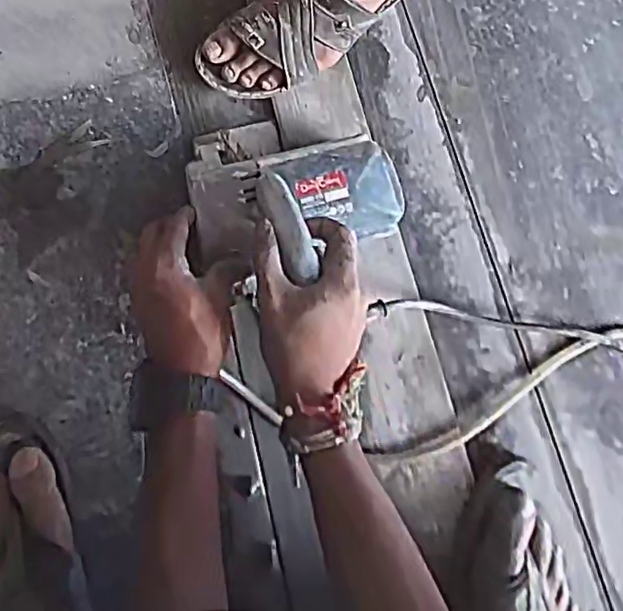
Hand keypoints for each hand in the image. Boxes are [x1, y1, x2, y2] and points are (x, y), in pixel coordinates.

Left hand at [128, 207, 244, 377]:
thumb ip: (226, 270)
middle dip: (167, 224)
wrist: (182, 374)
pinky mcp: (139, 301)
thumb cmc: (199, 341)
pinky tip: (172, 269)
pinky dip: (154, 260)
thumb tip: (235, 260)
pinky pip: (142, 268)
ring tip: (179, 243)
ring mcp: (139, 287)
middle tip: (185, 223)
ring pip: (143, 250)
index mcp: (165, 267)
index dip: (184, 217)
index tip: (192, 214)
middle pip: (151, 234)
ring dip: (158, 241)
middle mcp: (146, 273)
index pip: (171, 228)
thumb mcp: (219, 296)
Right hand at [254, 217, 365, 403]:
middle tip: (285, 259)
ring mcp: (356, 313)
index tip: (300, 229)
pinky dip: (317, 293)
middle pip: (338, 256)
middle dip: (309, 252)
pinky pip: (336, 297)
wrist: (309, 398)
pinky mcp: (350, 328)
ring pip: (335, 277)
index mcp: (344, 283)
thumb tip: (265, 229)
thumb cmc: (294, 352)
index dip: (320, 224)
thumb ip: (266, 256)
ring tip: (286, 287)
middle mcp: (357, 296)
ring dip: (311, 274)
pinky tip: (294, 308)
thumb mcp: (271, 297)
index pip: (342, 234)